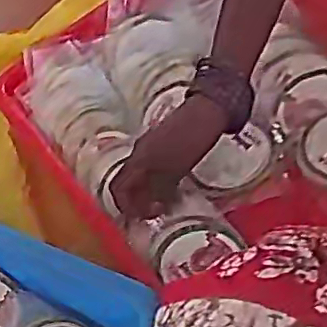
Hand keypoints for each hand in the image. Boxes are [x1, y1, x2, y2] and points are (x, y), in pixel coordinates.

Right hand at [107, 94, 225, 221]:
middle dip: (135, 201)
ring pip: (139, 175)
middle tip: (150, 214)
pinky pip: (151, 168)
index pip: (119, 188)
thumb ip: (160, 190)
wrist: (208, 108)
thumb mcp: (175, 170)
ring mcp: (150, 146)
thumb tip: (151, 209)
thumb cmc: (191, 139)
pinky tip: (169, 187)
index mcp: (138, 159)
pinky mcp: (161, 142)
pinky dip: (155, 181)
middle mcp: (139, 152)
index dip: (126, 206)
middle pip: (127, 183)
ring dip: (146, 192)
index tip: (141, 218)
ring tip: (161, 204)